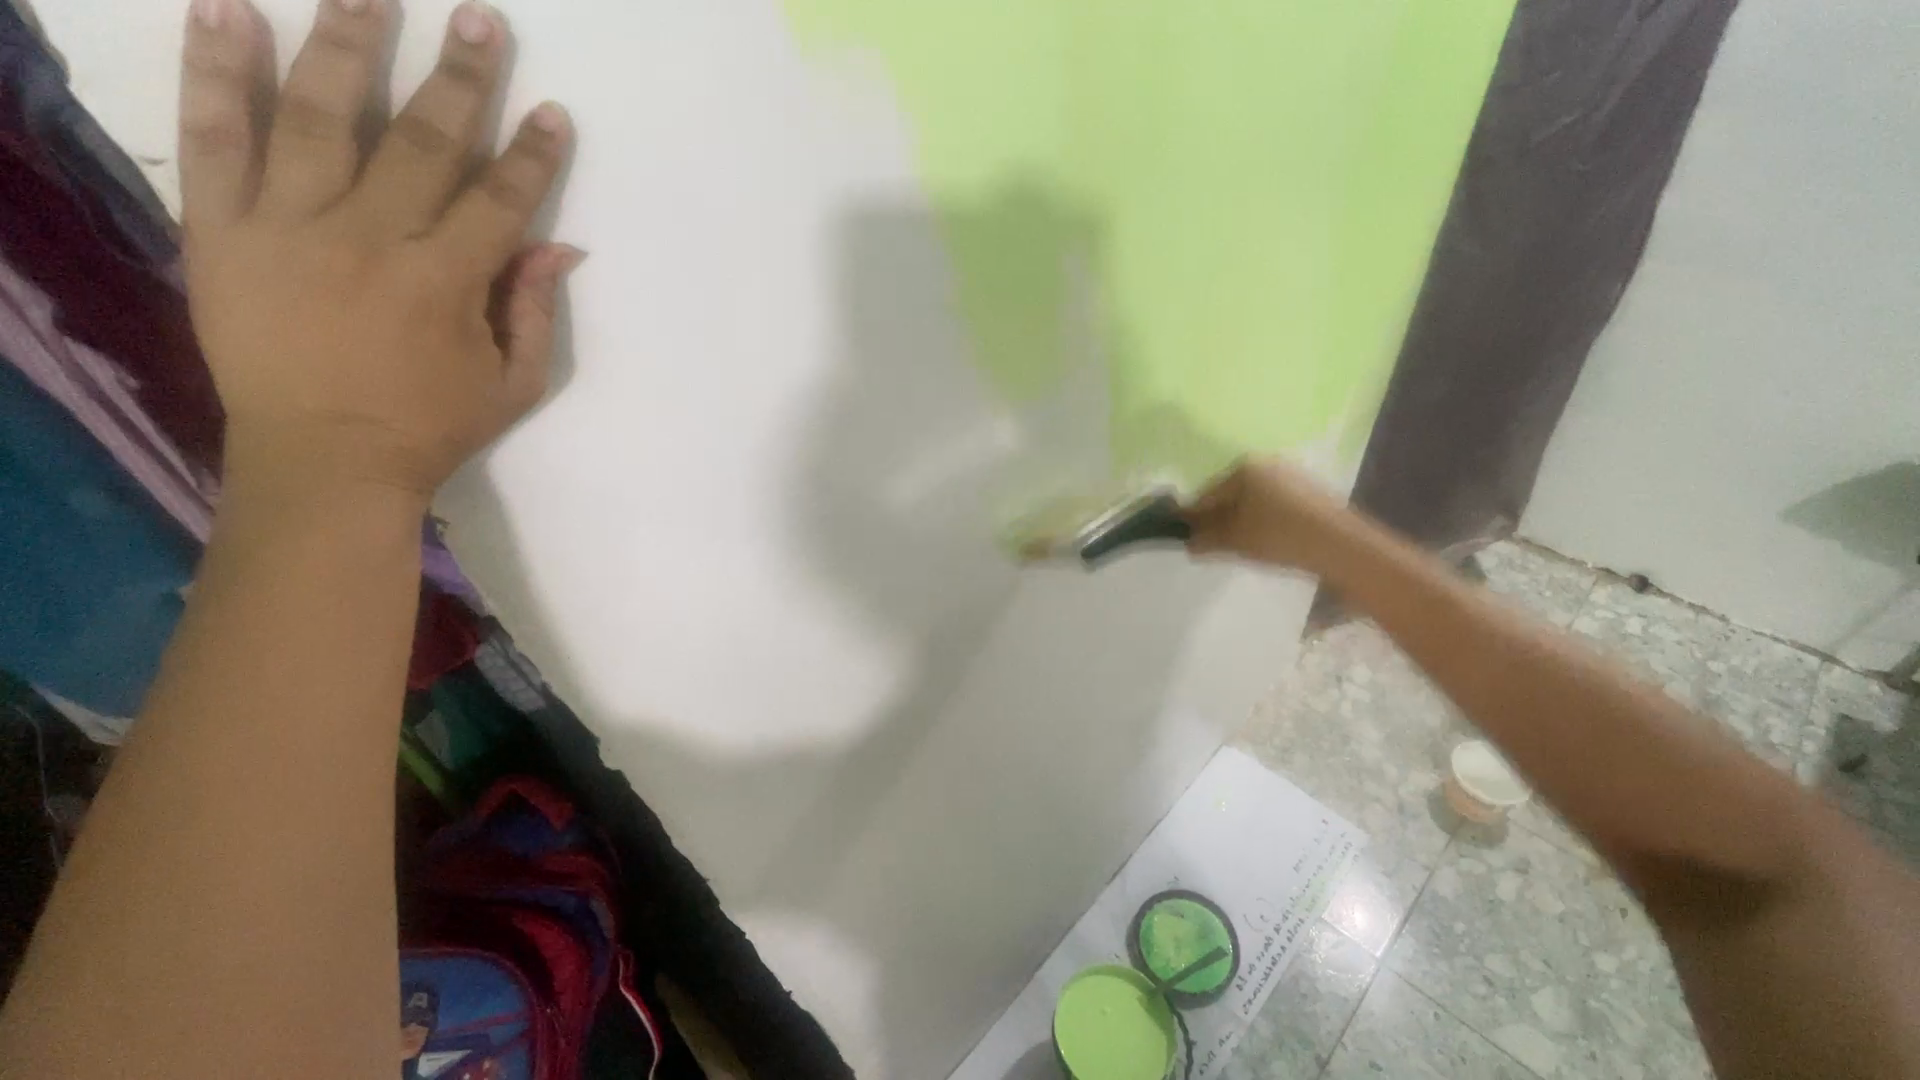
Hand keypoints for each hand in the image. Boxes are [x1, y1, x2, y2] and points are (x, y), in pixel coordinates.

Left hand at [180, 0, 578, 501]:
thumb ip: (536, 313)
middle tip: (483, 19)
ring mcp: (290, 228)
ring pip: (322, 117)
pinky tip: (231, 12)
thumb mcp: (514, 386)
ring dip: (349, 45)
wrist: (323, 463)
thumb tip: (562, 246)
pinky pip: (215, 140)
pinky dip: (220, 73)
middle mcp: (373, 240)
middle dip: (461, 76)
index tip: (552, 110)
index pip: (501, 198)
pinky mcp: (221, 231)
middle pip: (424, 140)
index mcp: (448, 282)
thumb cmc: (431, 427)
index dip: (532, 153)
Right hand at [1184, 457, 1353, 570]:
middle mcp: (1265, 463)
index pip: (1205, 494)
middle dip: (1218, 519)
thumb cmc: (1278, 536)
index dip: (1192, 518)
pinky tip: (1268, 540)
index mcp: (1242, 468)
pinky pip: (1273, 504)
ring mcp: (1290, 475)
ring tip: (1242, 547)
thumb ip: (1204, 539)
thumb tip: (1187, 541)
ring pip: (1252, 500)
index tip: (1185, 539)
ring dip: (1241, 520)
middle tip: (1214, 546)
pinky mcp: (1309, 491)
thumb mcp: (1234, 541)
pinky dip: (1264, 520)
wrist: (1339, 544)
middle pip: (1229, 495)